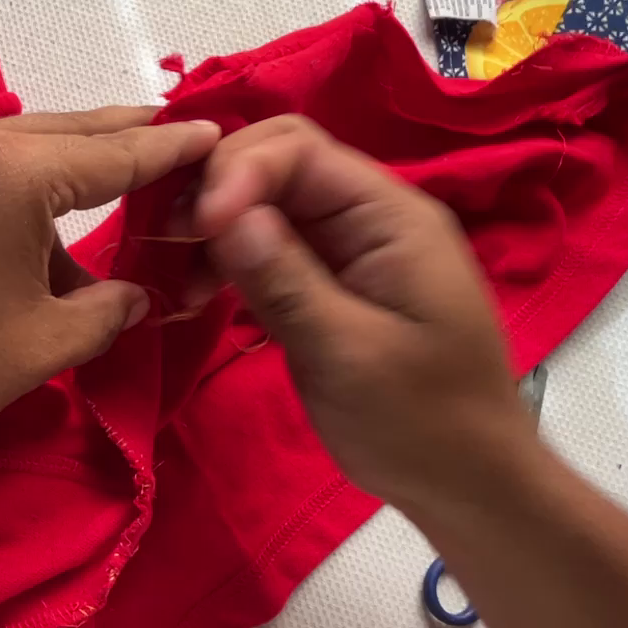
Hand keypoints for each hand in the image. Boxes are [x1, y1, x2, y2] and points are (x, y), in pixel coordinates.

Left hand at [0, 108, 220, 473]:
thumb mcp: (45, 343)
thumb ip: (109, 308)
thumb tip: (141, 294)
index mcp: (9, 172)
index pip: (114, 153)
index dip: (170, 148)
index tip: (214, 134)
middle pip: (67, 133)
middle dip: (125, 142)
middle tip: (177, 143)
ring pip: (20, 148)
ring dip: (69, 171)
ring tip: (114, 194)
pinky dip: (19, 184)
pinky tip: (37, 220)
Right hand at [194, 115, 537, 511]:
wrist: (458, 477)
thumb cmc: (420, 419)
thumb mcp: (349, 353)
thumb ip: (287, 281)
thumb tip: (223, 215)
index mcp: (389, 217)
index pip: (299, 151)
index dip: (236, 173)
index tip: (194, 228)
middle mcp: (362, 218)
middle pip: (274, 164)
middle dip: (214, 191)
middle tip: (169, 244)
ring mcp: (339, 250)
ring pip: (258, 205)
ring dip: (209, 230)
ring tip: (178, 281)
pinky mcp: (316, 283)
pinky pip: (258, 249)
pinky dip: (219, 262)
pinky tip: (193, 294)